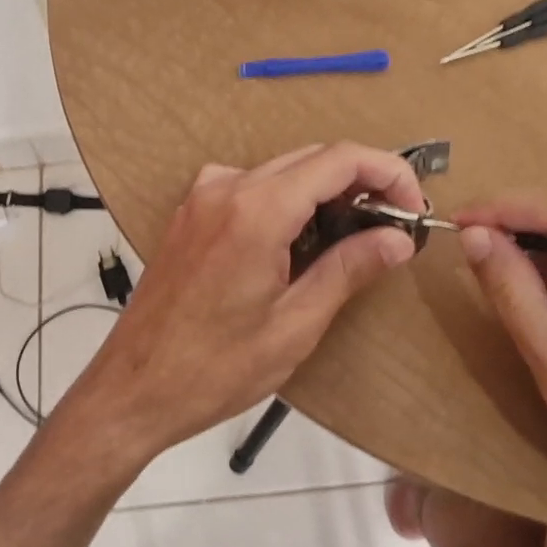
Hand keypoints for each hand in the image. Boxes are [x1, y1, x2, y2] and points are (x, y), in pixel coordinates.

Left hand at [57, 143, 424, 465]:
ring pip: (283, 170)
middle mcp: (226, 187)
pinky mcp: (191, 214)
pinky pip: (252, 187)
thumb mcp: (294, 324)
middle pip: (313, 158)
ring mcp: (203, 197)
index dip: (388, 173)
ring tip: (355, 239)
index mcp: (256, 210)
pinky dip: (288, 201)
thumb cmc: (214, 368)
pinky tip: (303, 242)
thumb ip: (348, 269)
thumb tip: (398, 239)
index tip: (413, 207)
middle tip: (393, 228)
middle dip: (361, 183)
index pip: (339, 159)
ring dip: (325, 193)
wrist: (133, 388)